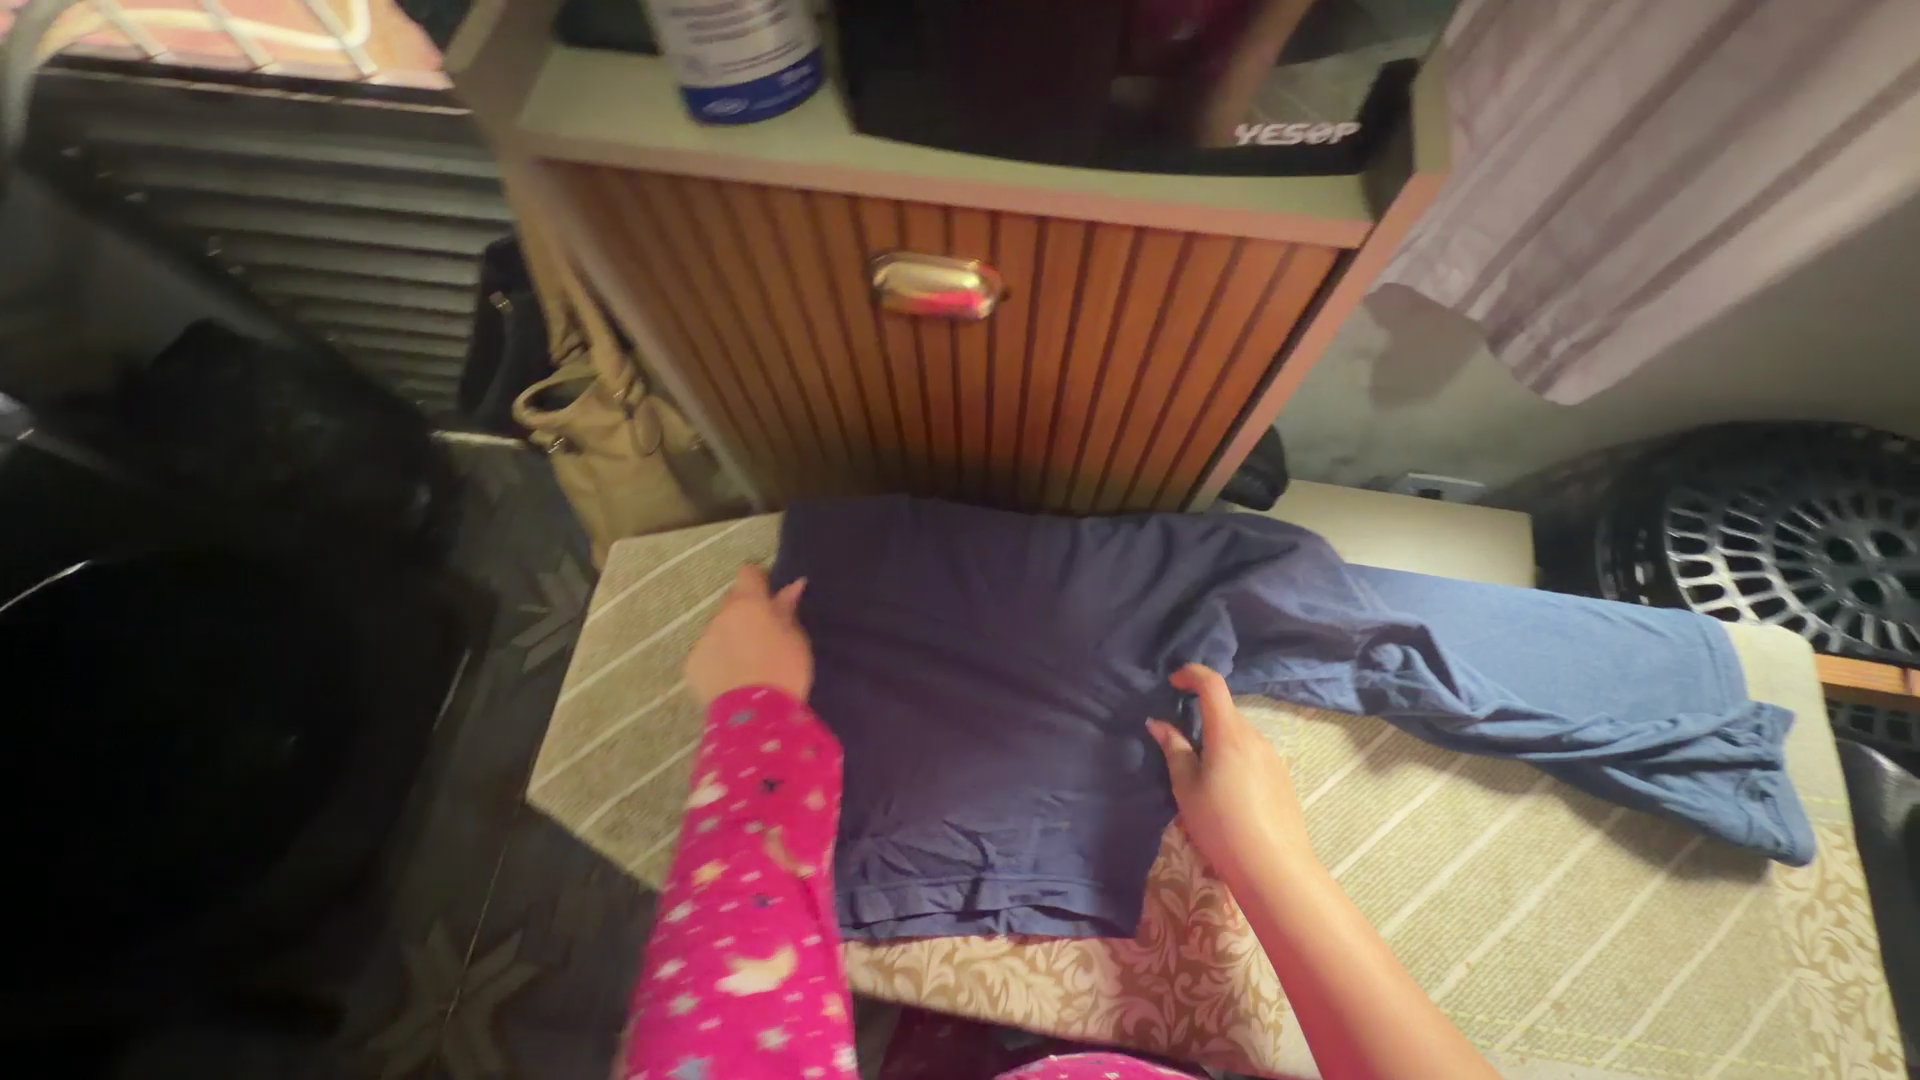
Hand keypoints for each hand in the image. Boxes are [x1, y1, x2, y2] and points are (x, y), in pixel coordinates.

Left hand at [684, 565, 811, 707]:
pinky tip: (732, 679)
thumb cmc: (784, 671)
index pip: (748, 574)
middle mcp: (720, 616)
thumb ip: (788, 610)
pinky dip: (718, 660)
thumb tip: (793, 585)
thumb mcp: (796, 639)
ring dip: (730, 637)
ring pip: (718, 630)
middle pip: (732, 602)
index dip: (759, 581)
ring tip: (747, 663)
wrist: (755, 715)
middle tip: (762, 634)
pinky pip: (707, 654)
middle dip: (744, 612)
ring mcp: (703, 640)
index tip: (769, 595)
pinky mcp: (691, 666)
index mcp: (749, 604)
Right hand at [1147, 663, 1315, 882]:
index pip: (1212, 684)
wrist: (1274, 866)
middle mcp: (1254, 736)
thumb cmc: (1220, 824)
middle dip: (1200, 719)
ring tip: (1204, 780)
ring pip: (1238, 735)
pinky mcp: (1282, 776)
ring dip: (1218, 742)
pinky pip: (1252, 754)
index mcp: (1228, 733)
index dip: (1191, 674)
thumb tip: (1158, 723)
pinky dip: (1235, 759)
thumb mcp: (1186, 787)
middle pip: (1224, 712)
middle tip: (1180, 749)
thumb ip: (1173, 749)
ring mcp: (1272, 756)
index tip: (1173, 683)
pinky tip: (1229, 796)